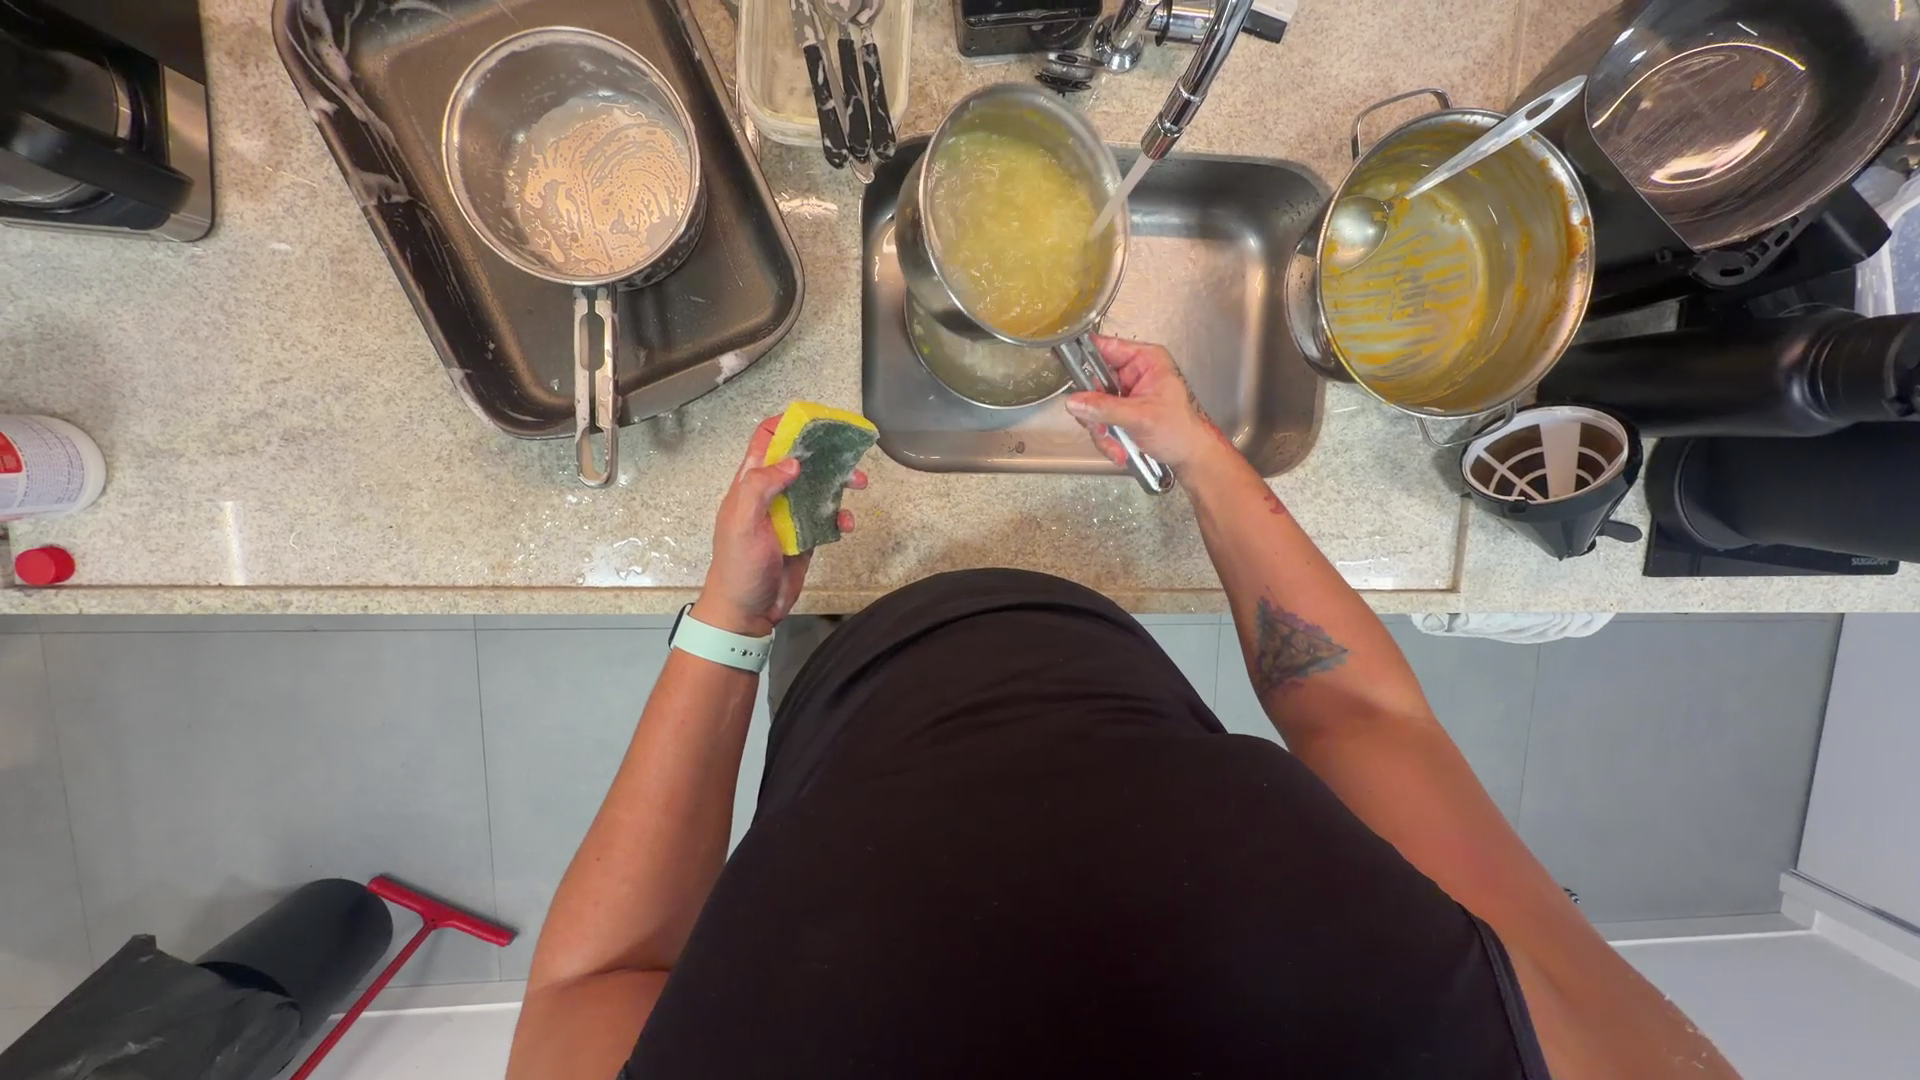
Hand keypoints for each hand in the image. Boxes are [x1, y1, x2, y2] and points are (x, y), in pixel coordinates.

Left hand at [695, 415, 868, 637]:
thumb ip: (762, 486)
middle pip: (801, 459)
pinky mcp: (807, 536)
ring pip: (819, 487)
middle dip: (826, 452)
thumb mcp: (742, 521)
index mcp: (750, 483)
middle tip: (851, 451)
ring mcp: (791, 515)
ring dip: (841, 482)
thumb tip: (793, 462)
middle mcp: (772, 493)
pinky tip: (846, 526)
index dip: (788, 425)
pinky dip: (841, 518)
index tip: (817, 422)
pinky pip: (828, 519)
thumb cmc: (739, 565)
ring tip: (861, 483)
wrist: (747, 611)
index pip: (767, 439)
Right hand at [1063, 335, 1227, 472]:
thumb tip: (1076, 401)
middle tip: (1101, 427)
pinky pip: (1099, 421)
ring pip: (1093, 406)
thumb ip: (1105, 408)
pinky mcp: (1120, 412)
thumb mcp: (1141, 416)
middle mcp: (1133, 374)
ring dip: (1101, 430)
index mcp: (1145, 360)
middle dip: (1094, 412)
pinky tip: (1120, 449)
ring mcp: (1125, 394)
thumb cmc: (1181, 430)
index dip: (1086, 357)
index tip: (1069, 366)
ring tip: (1117, 445)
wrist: (1189, 456)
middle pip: (1093, 382)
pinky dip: (1106, 438)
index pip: (1107, 347)